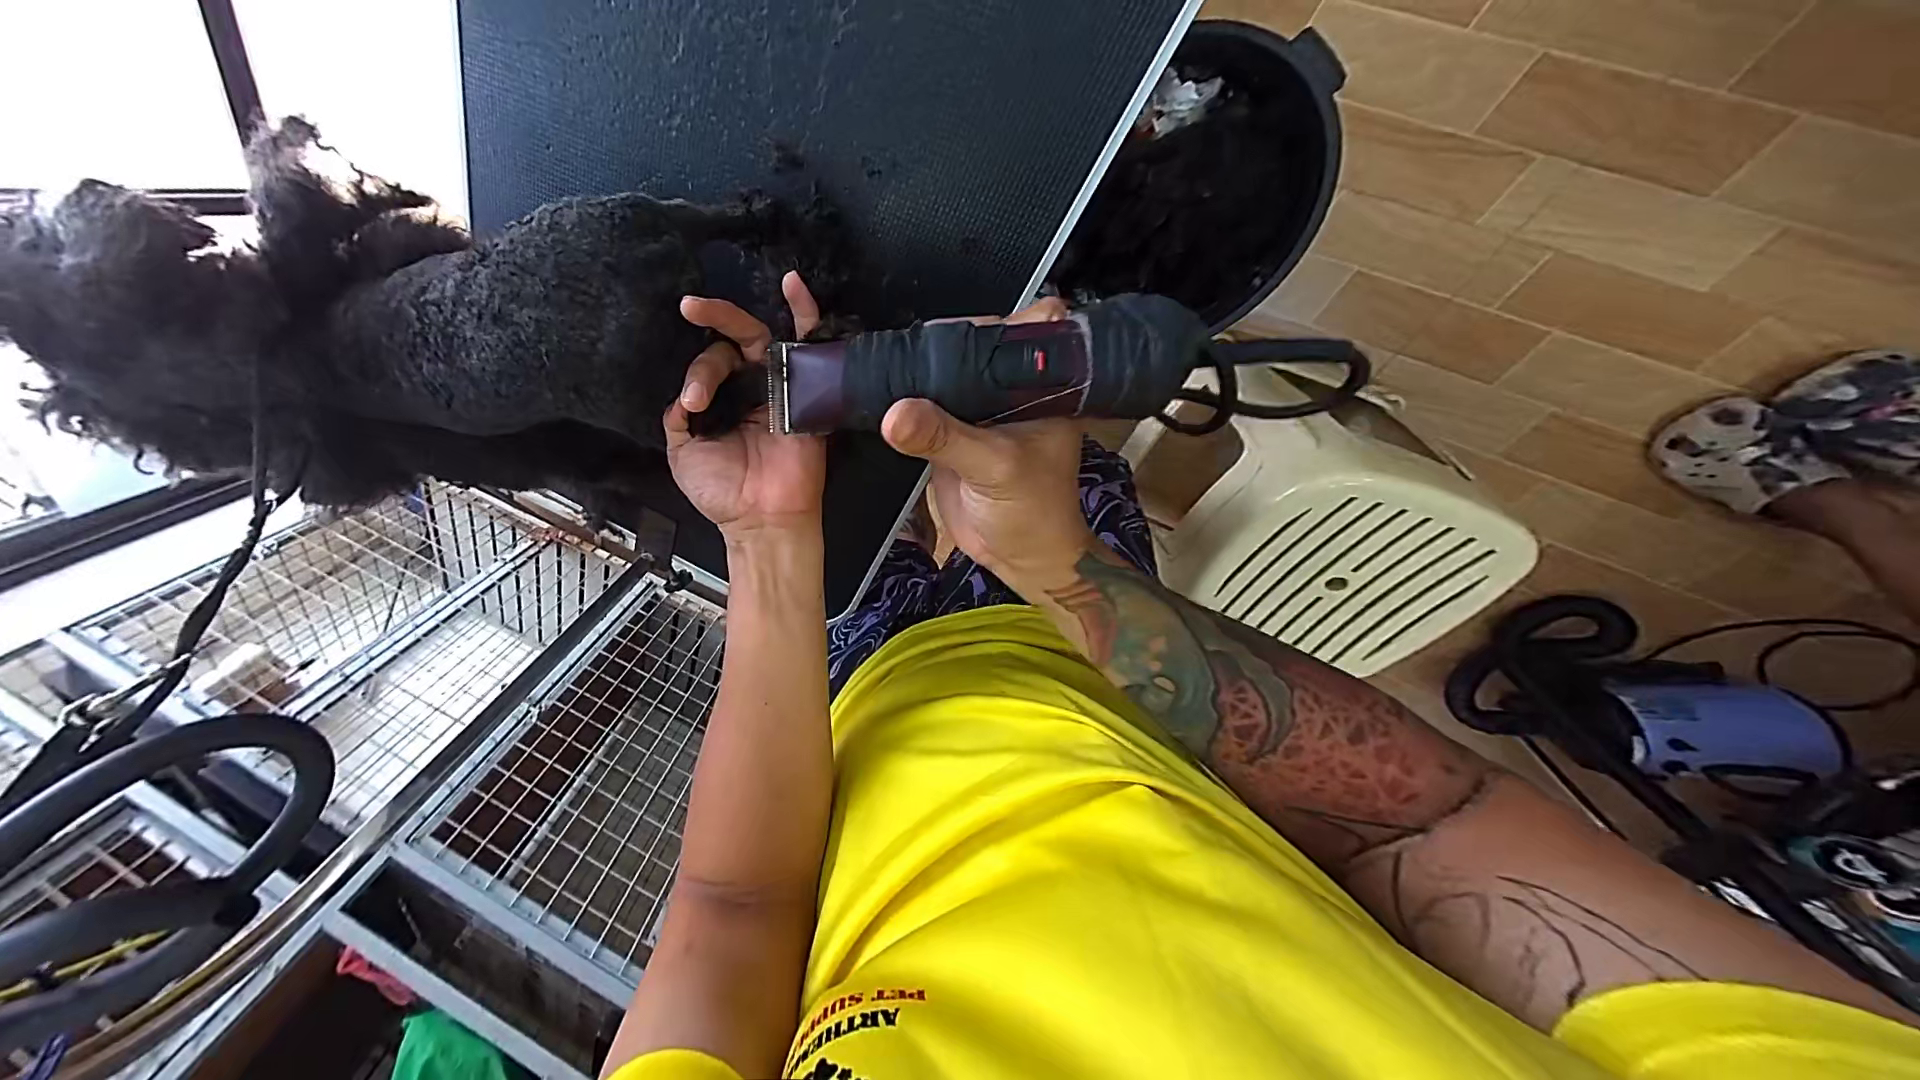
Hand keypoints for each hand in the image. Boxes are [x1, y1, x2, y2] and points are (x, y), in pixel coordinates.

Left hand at [669, 272, 826, 539]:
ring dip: (741, 313)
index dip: (698, 374)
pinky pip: (808, 349)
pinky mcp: (807, 391)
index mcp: (725, 402)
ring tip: (715, 301)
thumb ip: (678, 420)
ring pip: (765, 336)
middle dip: (712, 321)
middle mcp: (752, 390)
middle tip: (689, 306)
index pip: (710, 365)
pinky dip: (806, 316)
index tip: (692, 401)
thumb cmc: (724, 493)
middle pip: (734, 343)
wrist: (760, 518)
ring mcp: (780, 388)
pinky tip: (794, 286)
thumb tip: (680, 397)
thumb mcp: (683, 453)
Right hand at [879, 297, 1093, 593]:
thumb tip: (897, 412)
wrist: (1018, 557)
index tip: (958, 329)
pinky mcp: (950, 433)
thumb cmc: (1032, 512)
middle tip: (908, 349)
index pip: (1025, 327)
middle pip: (974, 345)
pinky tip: (883, 395)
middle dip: (943, 343)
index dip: (997, 319)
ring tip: (888, 367)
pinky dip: (906, 404)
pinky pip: (924, 407)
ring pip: (946, 374)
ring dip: (919, 373)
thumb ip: (947, 438)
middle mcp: (1009, 390)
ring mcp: (978, 410)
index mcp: (1040, 387)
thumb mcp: (995, 468)